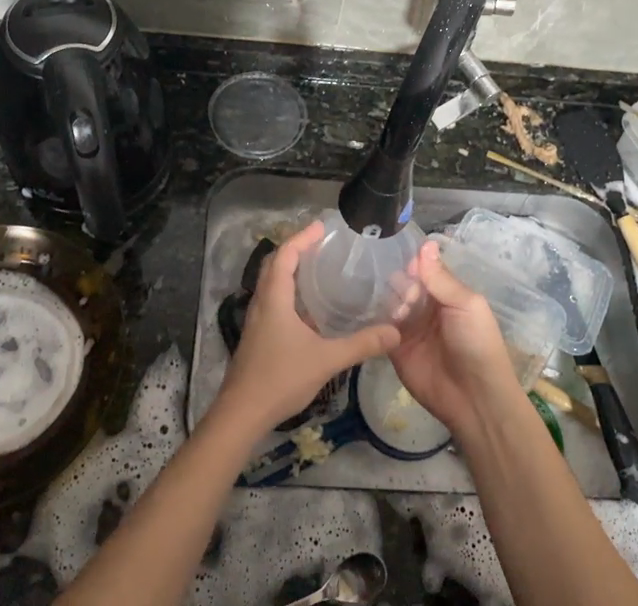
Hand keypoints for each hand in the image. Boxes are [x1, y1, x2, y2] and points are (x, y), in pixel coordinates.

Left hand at [210, 222, 401, 433]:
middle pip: (274, 265)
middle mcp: (262, 304)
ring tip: (318, 270)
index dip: (301, 238)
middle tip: (320, 244)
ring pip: (271, 285)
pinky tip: (309, 310)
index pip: (284, 255)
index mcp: (274, 299)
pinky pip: (273, 302)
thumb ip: (361, 344)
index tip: (321, 226)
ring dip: (290, 271)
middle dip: (294, 250)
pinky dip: (289, 293)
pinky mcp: (257, 337)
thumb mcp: (326, 360)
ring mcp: (256, 321)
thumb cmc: (280, 378)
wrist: (242, 412)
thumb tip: (395, 331)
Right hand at [388, 241, 522, 437]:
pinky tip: (362, 310)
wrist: (474, 398)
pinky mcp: (393, 348)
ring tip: (388, 305)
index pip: (422, 268)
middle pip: (402, 283)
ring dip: (386, 299)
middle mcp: (425, 306)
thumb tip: (426, 243)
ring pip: (388, 302)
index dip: (410, 260)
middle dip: (397, 280)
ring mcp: (408, 327)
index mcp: (446, 293)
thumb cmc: (477, 345)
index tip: (395, 252)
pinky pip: (378, 327)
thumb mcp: (466, 305)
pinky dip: (372, 319)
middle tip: (400, 292)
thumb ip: (442, 278)